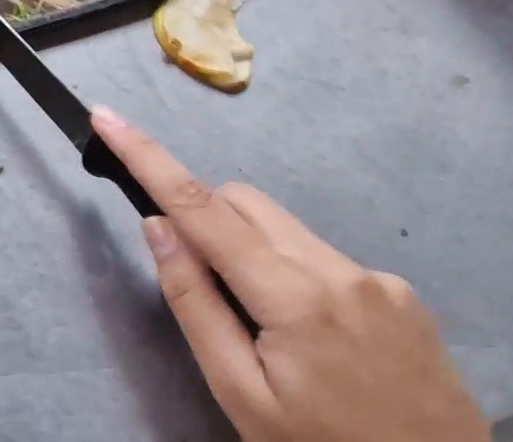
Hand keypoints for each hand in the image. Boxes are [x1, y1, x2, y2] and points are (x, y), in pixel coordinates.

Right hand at [91, 107, 488, 441]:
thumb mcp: (241, 393)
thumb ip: (194, 303)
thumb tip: (159, 226)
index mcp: (295, 296)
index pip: (200, 207)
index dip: (147, 158)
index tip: (107, 118)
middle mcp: (342, 270)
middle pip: (243, 203)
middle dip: (205, 218)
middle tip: (197, 278)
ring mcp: (382, 280)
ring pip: (282, 227)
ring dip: (250, 248)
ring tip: (263, 323)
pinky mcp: (405, 296)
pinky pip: (321, 256)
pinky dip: (292, 271)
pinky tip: (311, 335)